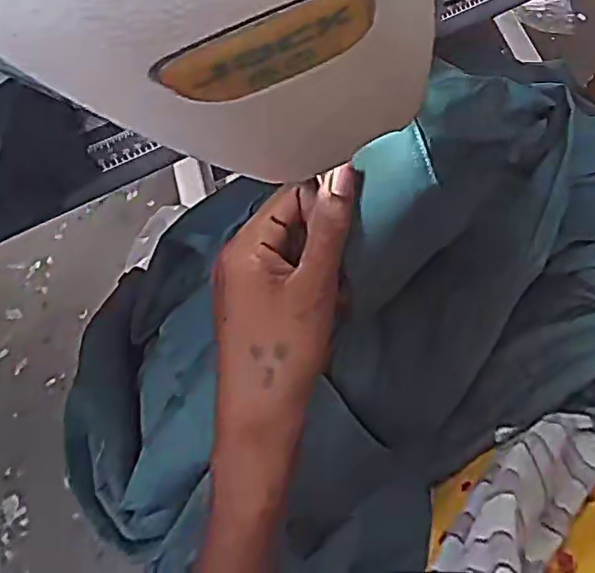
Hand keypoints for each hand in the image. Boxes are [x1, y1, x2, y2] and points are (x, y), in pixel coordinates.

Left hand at [211, 167, 356, 462]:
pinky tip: (328, 303)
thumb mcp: (315, 283)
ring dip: (323, 260)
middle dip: (326, 236)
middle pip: (293, 219)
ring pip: (296, 246)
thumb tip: (344, 171)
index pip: (292, 195)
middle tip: (347, 261)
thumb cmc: (286, 351)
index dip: (326, 203)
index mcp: (244, 243)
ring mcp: (245, 280)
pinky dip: (314, 279)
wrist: (262, 424)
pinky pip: (291, 270)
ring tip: (337, 287)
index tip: (355, 221)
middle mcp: (239, 255)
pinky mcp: (256, 301)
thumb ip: (331, 225)